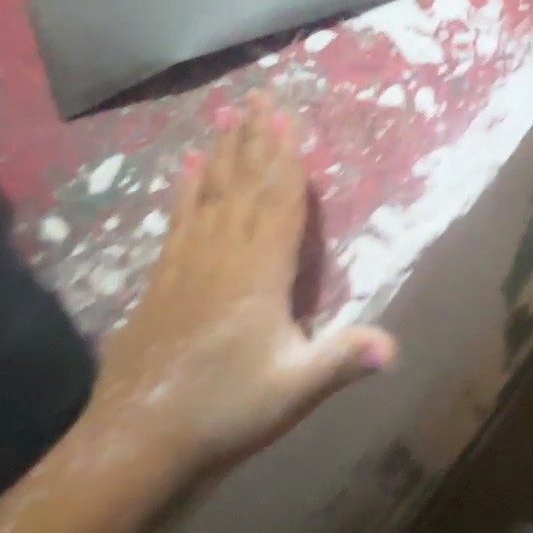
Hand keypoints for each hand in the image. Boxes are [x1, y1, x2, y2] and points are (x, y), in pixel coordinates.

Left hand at [85, 95, 396, 474]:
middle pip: (243, 183)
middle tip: (257, 94)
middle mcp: (224, 253)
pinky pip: (178, 218)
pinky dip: (184, 188)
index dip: (285, 156)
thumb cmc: (225, 406)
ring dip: (221, 150)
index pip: (278, 201)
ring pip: (209, 192)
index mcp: (260, 271)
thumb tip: (397, 346)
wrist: (136, 438)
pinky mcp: (162, 276)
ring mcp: (188, 261)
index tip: (286, 115)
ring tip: (226, 112)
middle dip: (254, 137)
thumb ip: (341, 360)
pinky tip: (184, 165)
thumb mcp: (293, 389)